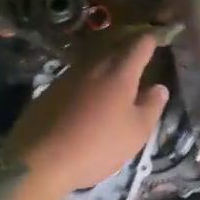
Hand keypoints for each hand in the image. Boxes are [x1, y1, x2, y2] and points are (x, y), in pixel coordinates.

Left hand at [5, 28, 171, 194]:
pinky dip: (89, 76)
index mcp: (120, 72)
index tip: (158, 40)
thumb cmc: (96, 145)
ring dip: (108, 60)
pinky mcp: (51, 88)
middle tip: (140, 54)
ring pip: (95, 57)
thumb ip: (152, 106)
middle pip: (116, 45)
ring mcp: (70, 74)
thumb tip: (160, 87)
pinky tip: (88, 92)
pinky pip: (78, 73)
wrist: (39, 159)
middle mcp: (95, 65)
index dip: (151, 40)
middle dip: (130, 46)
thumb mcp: (136, 133)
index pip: (140, 44)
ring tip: (116, 72)